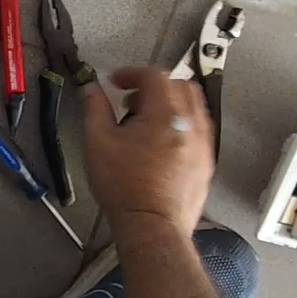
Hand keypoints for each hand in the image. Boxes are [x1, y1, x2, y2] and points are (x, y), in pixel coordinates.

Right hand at [81, 66, 214, 240]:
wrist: (151, 225)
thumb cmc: (122, 184)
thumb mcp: (97, 141)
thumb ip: (95, 107)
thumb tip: (91, 88)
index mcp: (165, 116)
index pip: (157, 76)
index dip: (132, 73)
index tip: (115, 82)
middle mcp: (192, 126)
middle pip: (182, 86)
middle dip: (154, 85)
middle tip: (130, 97)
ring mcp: (203, 145)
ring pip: (194, 107)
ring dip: (169, 103)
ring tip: (142, 120)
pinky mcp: (206, 163)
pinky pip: (198, 129)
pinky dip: (179, 123)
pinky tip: (156, 141)